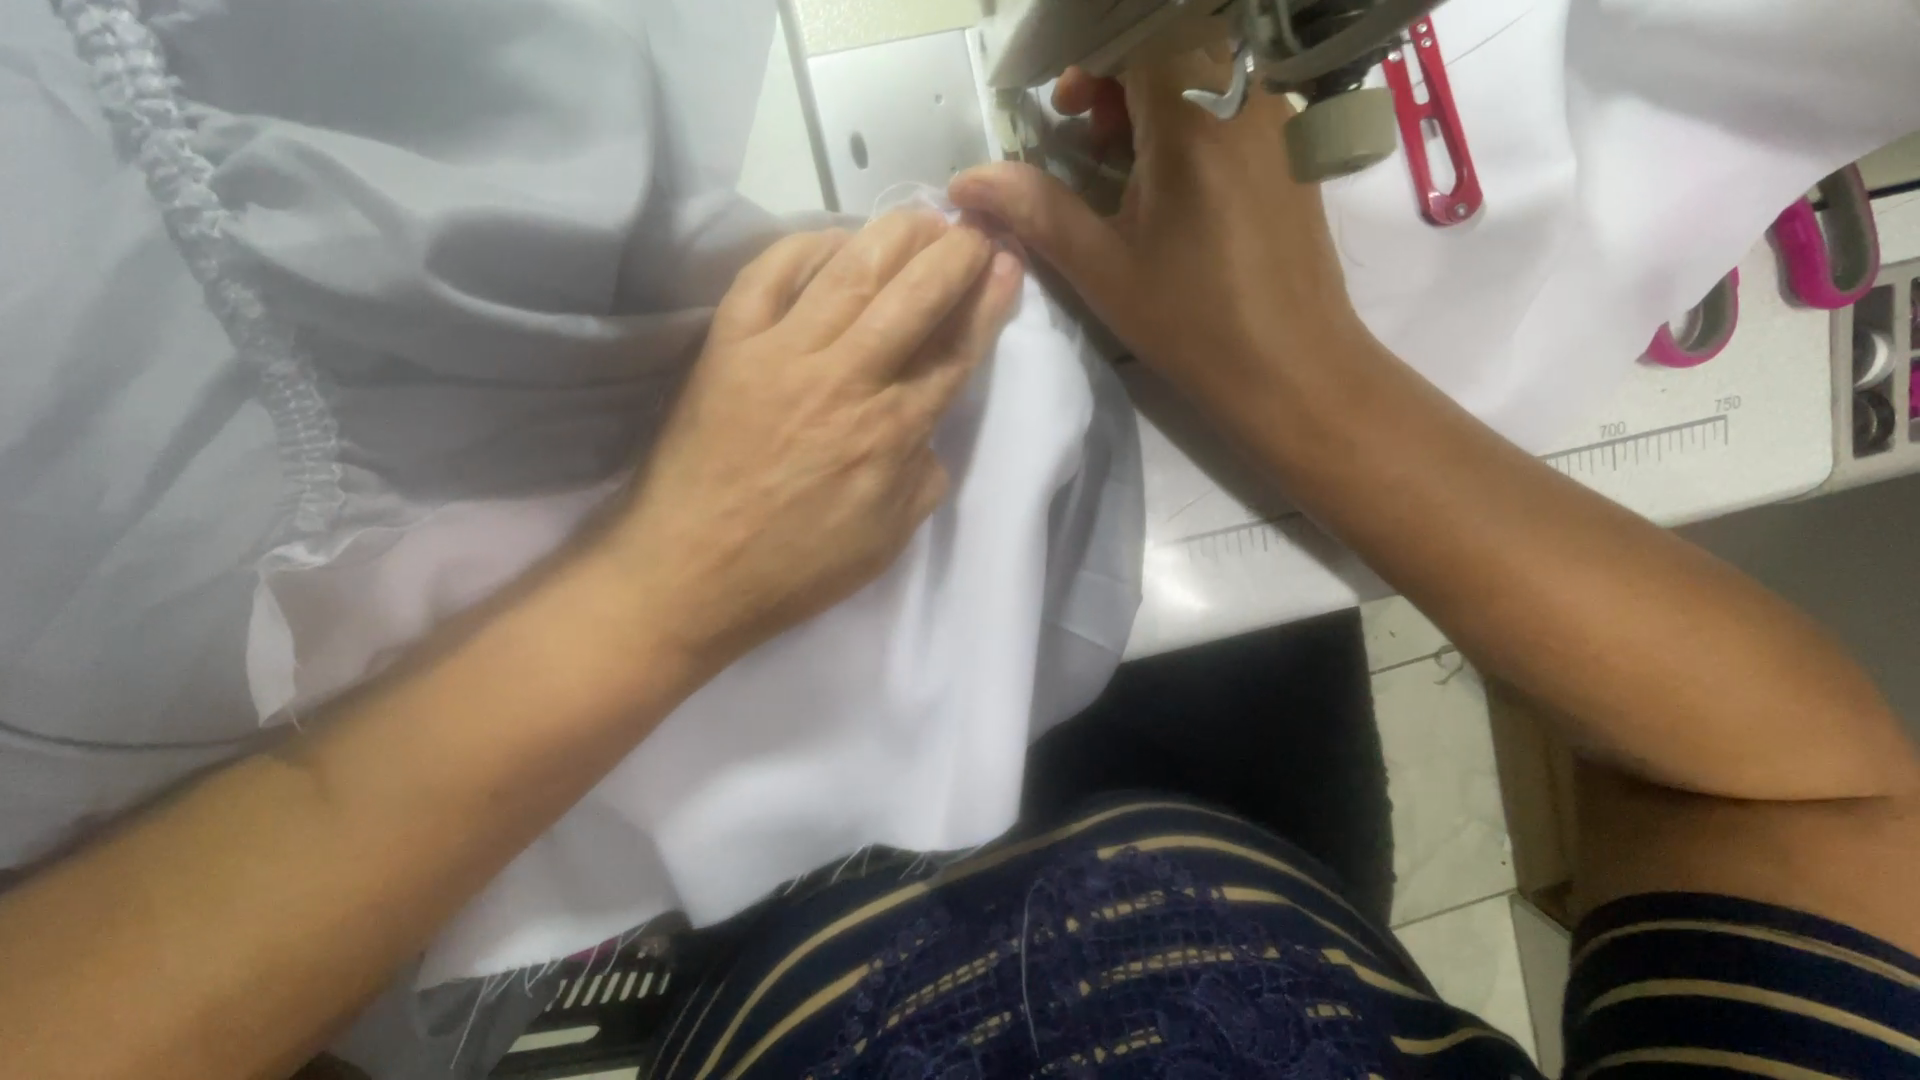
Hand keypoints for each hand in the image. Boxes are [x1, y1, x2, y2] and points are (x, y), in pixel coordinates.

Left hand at [599, 212, 1023, 673]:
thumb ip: (922, 476)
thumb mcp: (888, 540)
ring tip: (923, 219)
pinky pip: (772, 273)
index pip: (956, 350)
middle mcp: (845, 378)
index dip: (989, 301)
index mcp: (891, 433)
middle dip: (955, 253)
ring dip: (897, 233)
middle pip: (915, 295)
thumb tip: (926, 428)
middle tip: (973, 233)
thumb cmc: (795, 568)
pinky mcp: (728, 343)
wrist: (687, 573)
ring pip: (852, 269)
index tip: (1007, 264)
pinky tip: (837, 239)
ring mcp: (782, 353)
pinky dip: (810, 245)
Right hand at [950, 56, 1365, 406]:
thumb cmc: (1193, 323)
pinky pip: (1235, 100)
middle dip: (1119, 76)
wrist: (1292, 367)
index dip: (1089, 59)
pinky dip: (1193, 118)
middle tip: (1091, 140)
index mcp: (1194, 117)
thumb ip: (1036, 210)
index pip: (1137, 34)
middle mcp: (1245, 98)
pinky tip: (1175, 184)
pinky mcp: (1293, 150)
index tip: (1063, 113)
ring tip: (1128, 165)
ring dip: (1155, 98)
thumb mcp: (1103, 269)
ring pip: (1206, 69)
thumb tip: (966, 181)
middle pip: (1172, 42)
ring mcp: (1278, 121)